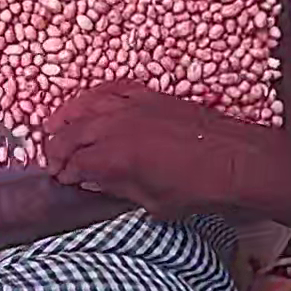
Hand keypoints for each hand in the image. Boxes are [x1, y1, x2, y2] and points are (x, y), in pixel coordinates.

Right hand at [42, 81, 290, 219]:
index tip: (61, 179)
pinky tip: (90, 102)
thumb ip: (118, 188)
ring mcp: (134, 105)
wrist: (238, 160)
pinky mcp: (150, 95)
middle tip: (53, 159)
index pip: (76, 161)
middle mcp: (118, 125)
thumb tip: (94, 182)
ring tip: (56, 126)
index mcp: (116, 156)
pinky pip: (113, 88)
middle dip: (57, 147)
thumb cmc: (199, 189)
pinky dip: (96, 95)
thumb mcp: (154, 202)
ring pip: (87, 104)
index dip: (64, 171)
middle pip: (73, 131)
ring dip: (67, 116)